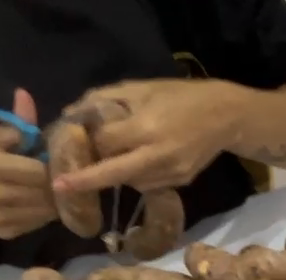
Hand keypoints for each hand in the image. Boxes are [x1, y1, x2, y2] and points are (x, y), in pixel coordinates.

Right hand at [0, 88, 56, 238]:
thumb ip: (11, 123)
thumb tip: (26, 96)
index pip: (39, 170)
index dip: (50, 166)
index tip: (52, 161)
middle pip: (46, 192)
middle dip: (55, 183)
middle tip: (57, 176)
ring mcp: (0, 216)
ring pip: (47, 211)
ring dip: (52, 200)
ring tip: (47, 188)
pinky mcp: (5, 232)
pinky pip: (37, 223)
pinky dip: (41, 213)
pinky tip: (33, 202)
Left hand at [52, 79, 251, 193]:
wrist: (224, 117)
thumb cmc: (178, 96)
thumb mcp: (138, 88)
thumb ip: (102, 100)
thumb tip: (71, 115)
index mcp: (147, 128)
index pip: (105, 143)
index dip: (85, 144)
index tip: (68, 147)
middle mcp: (159, 156)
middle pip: (115, 174)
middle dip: (87, 181)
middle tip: (61, 186)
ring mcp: (173, 173)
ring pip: (131, 182)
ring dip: (116, 173)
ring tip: (112, 160)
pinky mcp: (181, 182)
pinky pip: (148, 184)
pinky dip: (136, 176)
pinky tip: (138, 163)